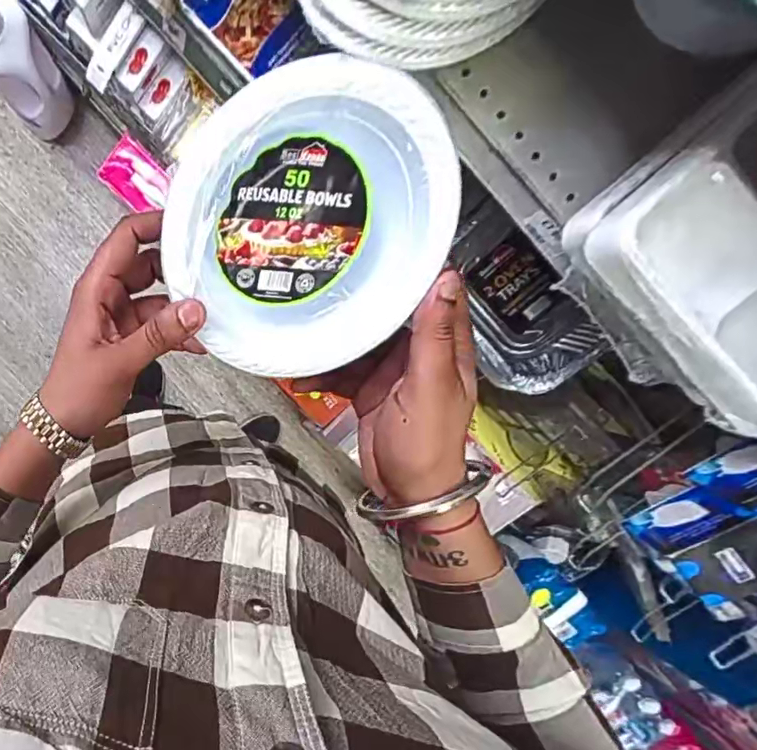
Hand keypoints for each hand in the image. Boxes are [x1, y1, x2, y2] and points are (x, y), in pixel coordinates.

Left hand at [39, 211, 205, 439]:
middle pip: (146, 263)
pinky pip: (158, 324)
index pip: (125, 238)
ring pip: (156, 296)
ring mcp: (120, 317)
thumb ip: (160, 334)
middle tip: (208, 268)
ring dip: (180, 304)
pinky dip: (177, 331)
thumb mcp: (121, 360)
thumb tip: (194, 309)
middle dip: (177, 266)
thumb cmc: (76, 390)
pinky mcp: (129, 337)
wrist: (64, 423)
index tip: (186, 223)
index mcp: (96, 289)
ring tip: (208, 310)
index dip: (154, 224)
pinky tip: (196, 342)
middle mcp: (108, 296)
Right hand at [291, 270, 477, 505]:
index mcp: (445, 349)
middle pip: (389, 316)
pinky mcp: (372, 391)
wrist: (408, 492)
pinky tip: (311, 374)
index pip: (436, 295)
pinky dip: (327, 371)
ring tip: (312, 342)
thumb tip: (445, 283)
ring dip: (337, 343)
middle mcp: (420, 356)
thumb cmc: (429, 449)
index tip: (389, 250)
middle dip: (362, 306)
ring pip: (362, 342)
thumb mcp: (431, 386)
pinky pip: (346, 371)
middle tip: (333, 291)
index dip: (416, 272)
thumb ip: (434, 336)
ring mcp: (393, 373)